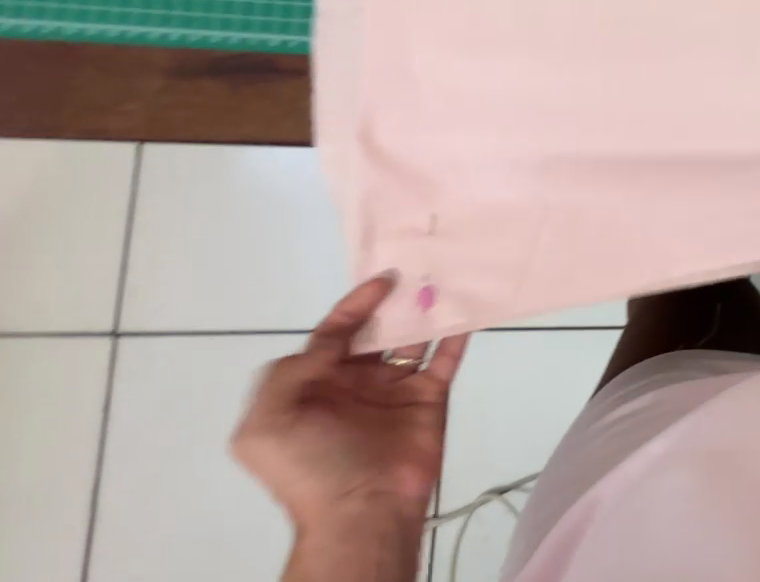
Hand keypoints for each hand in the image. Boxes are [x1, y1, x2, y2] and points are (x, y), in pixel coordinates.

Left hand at [232, 275, 468, 533]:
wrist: (364, 507)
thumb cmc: (311, 465)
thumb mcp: (268, 423)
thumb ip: (292, 372)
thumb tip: (335, 338)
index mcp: (313, 386)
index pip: (333, 334)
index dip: (354, 306)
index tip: (383, 281)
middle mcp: (354, 381)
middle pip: (375, 331)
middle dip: (393, 304)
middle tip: (419, 273)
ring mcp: (395, 387)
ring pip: (412, 339)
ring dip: (426, 313)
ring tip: (444, 283)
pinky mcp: (430, 394)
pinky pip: (446, 357)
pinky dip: (459, 334)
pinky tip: (469, 311)